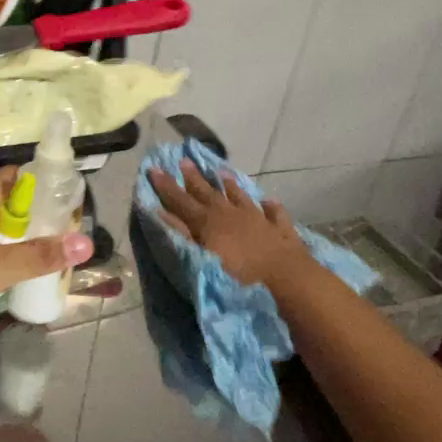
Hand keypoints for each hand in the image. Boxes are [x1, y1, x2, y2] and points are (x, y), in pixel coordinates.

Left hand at [0, 167, 92, 343]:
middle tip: (68, 238)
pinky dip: (2, 255)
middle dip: (38, 218)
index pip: (16, 176)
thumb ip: (39, 256)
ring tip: (50, 259)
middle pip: (8, 202)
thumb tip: (86, 241)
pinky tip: (15, 277)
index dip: (44, 184)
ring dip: (21, 239)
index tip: (71, 204)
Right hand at [149, 160, 309, 288]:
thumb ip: (182, 234)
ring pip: (240, 198)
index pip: (181, 201)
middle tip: (184, 161)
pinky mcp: (281, 231)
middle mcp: (231, 214)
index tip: (154, 168)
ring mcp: (258, 220)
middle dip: (194, 178)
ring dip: (230, 187)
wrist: (287, 279)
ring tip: (222, 174)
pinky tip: (269, 202)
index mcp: (208, 222)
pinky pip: (275, 214)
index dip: (166, 186)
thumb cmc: (237, 276)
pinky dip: (271, 207)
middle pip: (208, 193)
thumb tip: (160, 212)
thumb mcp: (201, 258)